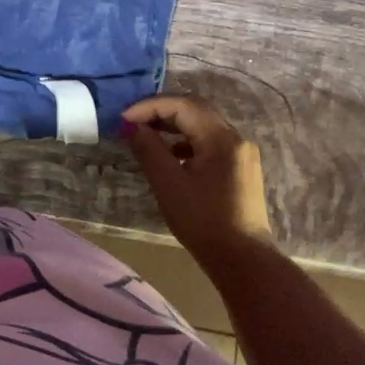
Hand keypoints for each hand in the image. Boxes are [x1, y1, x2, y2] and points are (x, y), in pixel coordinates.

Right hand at [122, 96, 272, 261]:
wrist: (242, 258)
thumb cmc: (203, 220)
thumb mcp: (168, 182)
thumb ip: (148, 148)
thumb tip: (131, 126)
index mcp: (222, 139)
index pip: (183, 105)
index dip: (149, 107)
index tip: (123, 119)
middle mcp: (236, 139)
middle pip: (195, 109)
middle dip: (161, 110)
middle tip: (132, 121)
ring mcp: (241, 153)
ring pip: (202, 124)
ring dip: (173, 124)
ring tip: (146, 134)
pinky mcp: (239, 167)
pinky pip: (209, 141)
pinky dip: (186, 140)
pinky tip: (170, 154)